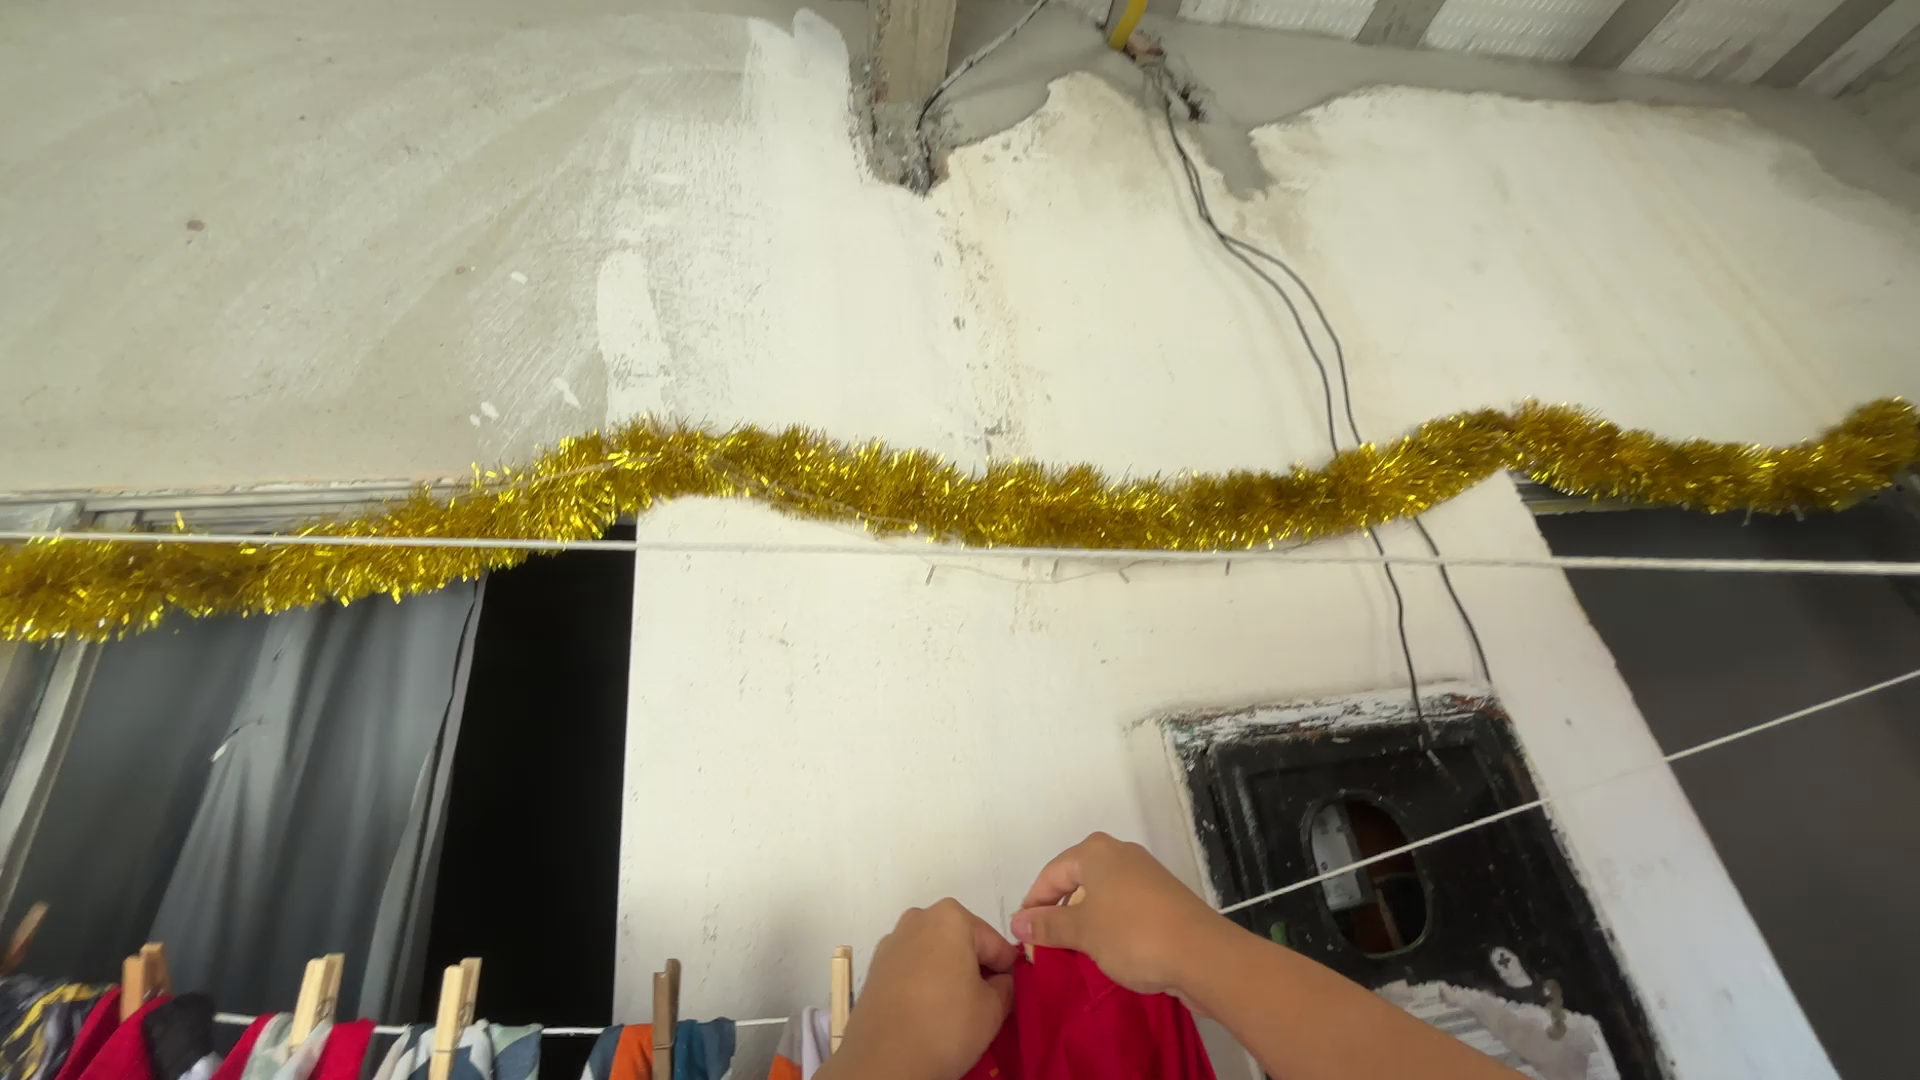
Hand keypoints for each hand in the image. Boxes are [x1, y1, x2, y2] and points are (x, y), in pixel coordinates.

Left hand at [821, 899, 1016, 1079]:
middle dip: (976, 968)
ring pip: (935, 954)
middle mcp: (919, 918)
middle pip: (962, 942)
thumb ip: (1007, 987)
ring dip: (949, 974)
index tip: (1011, 994)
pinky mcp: (876, 966)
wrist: (883, 1061)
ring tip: (956, 1010)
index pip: (994, 943)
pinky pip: (912, 968)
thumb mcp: (992, 1009)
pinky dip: (924, 983)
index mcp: (951, 917)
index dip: (1007, 970)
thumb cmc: (945, 1025)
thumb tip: (1002, 981)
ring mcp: (893, 941)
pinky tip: (929, 1012)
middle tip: (985, 1004)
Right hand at [1010, 832, 1225, 994]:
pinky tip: (1108, 952)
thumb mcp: (1082, 932)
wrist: (1203, 954)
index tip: (1022, 934)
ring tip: (1074, 952)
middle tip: (1045, 944)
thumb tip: (1017, 922)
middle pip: (1076, 881)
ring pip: (1101, 895)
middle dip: (1058, 913)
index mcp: (1095, 852)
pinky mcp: (1163, 898)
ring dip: (1084, 922)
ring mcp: (1145, 874)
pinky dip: (1110, 926)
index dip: (1033, 903)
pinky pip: (1123, 907)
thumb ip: (1047, 925)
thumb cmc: (1132, 934)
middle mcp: (1119, 854)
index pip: (1051, 873)